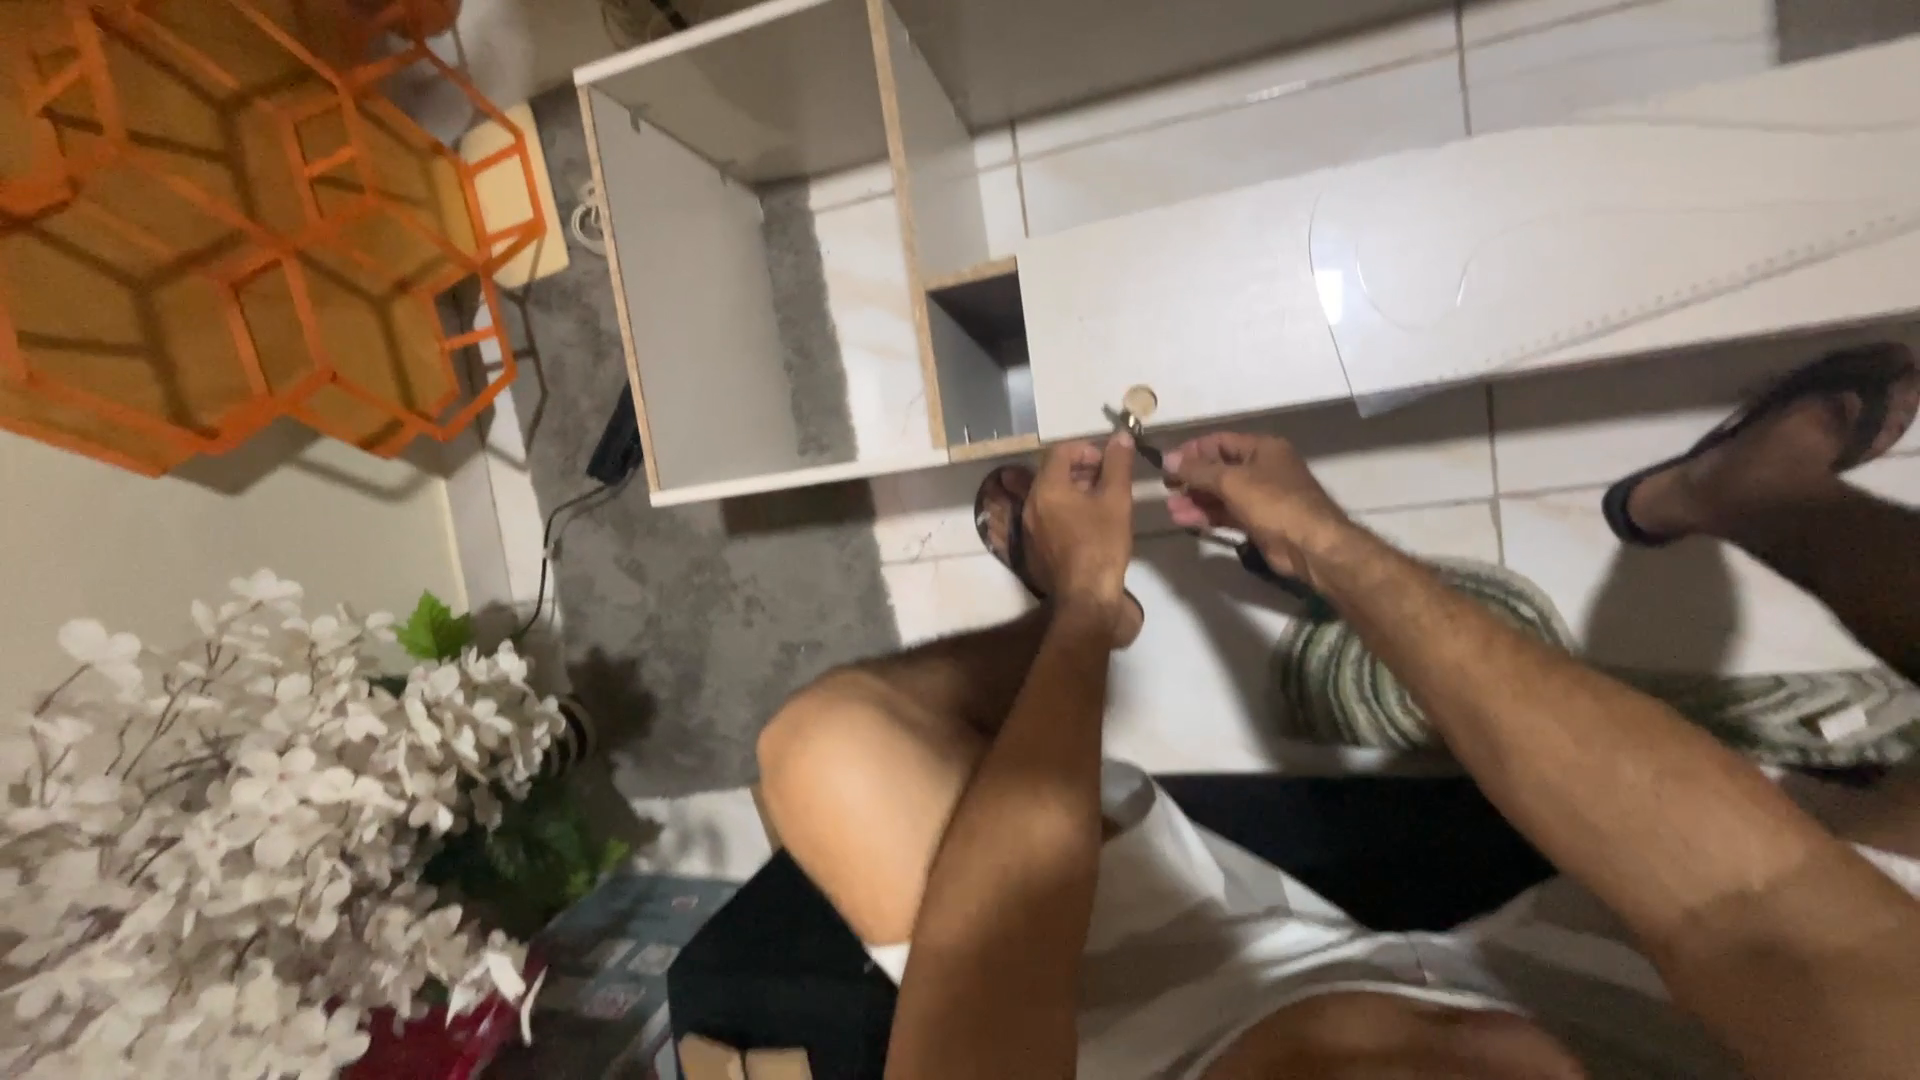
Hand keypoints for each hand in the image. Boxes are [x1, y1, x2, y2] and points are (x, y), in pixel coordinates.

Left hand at [1025, 435, 1136, 632]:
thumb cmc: (1102, 544)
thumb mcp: (1116, 500)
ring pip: (1050, 496)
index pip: (1060, 451)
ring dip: (1075, 490)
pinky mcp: (1034, 548)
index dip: (1086, 449)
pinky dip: (1067, 511)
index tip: (1108, 461)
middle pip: (1052, 472)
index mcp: (1046, 489)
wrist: (1086, 597)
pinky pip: (1048, 518)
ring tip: (1103, 500)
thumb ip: (1118, 464)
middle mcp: (1030, 505)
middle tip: (1109, 478)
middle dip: (1081, 469)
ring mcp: (1029, 529)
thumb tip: (1121, 436)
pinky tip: (1090, 525)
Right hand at [1162, 432, 1353, 581]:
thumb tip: (1167, 459)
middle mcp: (1262, 468)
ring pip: (1221, 493)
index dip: (1192, 450)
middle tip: (1167, 489)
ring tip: (1171, 509)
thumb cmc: (1273, 502)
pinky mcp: (1258, 520)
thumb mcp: (1231, 481)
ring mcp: (1261, 496)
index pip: (1219, 441)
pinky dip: (1207, 515)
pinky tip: (1185, 520)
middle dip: (1191, 479)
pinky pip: (1227, 512)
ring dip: (1196, 500)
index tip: (1167, 464)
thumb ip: (1197, 471)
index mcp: (1262, 448)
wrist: (1309, 544)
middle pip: (1219, 468)